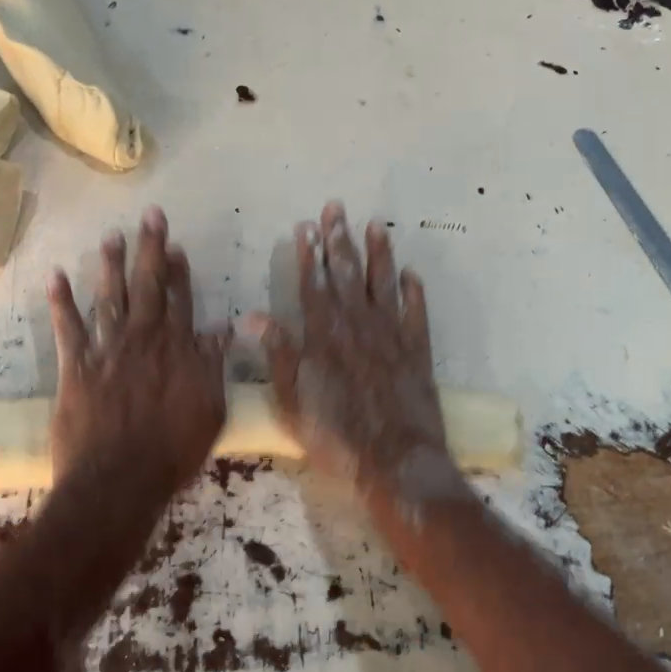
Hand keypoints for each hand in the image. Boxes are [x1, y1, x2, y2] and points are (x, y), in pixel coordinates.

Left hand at [47, 206, 228, 493]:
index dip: (180, 271)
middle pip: (149, 285)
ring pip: (110, 297)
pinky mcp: (76, 367)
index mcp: (177, 350)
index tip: (177, 245)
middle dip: (150, 248)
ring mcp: (107, 350)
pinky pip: (67, 328)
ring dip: (110, 265)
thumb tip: (221, 329)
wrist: (118, 481)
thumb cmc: (171, 453)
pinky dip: (60, 301)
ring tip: (110, 235)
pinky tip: (54, 275)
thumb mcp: (210, 411)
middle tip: (150, 215)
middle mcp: (143, 339)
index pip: (181, 300)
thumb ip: (213, 366)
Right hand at [249, 202, 464, 509]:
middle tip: (337, 208)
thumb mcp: (292, 402)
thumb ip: (277, 354)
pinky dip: (414, 292)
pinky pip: (416, 314)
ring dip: (379, 254)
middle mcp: (357, 326)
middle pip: (347, 274)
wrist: (396, 463)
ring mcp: (391, 336)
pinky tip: (411, 275)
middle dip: (340, 240)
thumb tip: (253, 315)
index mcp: (324, 336)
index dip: (309, 254)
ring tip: (377, 225)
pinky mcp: (418, 352)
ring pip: (383, 284)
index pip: (314, 284)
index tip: (306, 225)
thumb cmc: (336, 437)